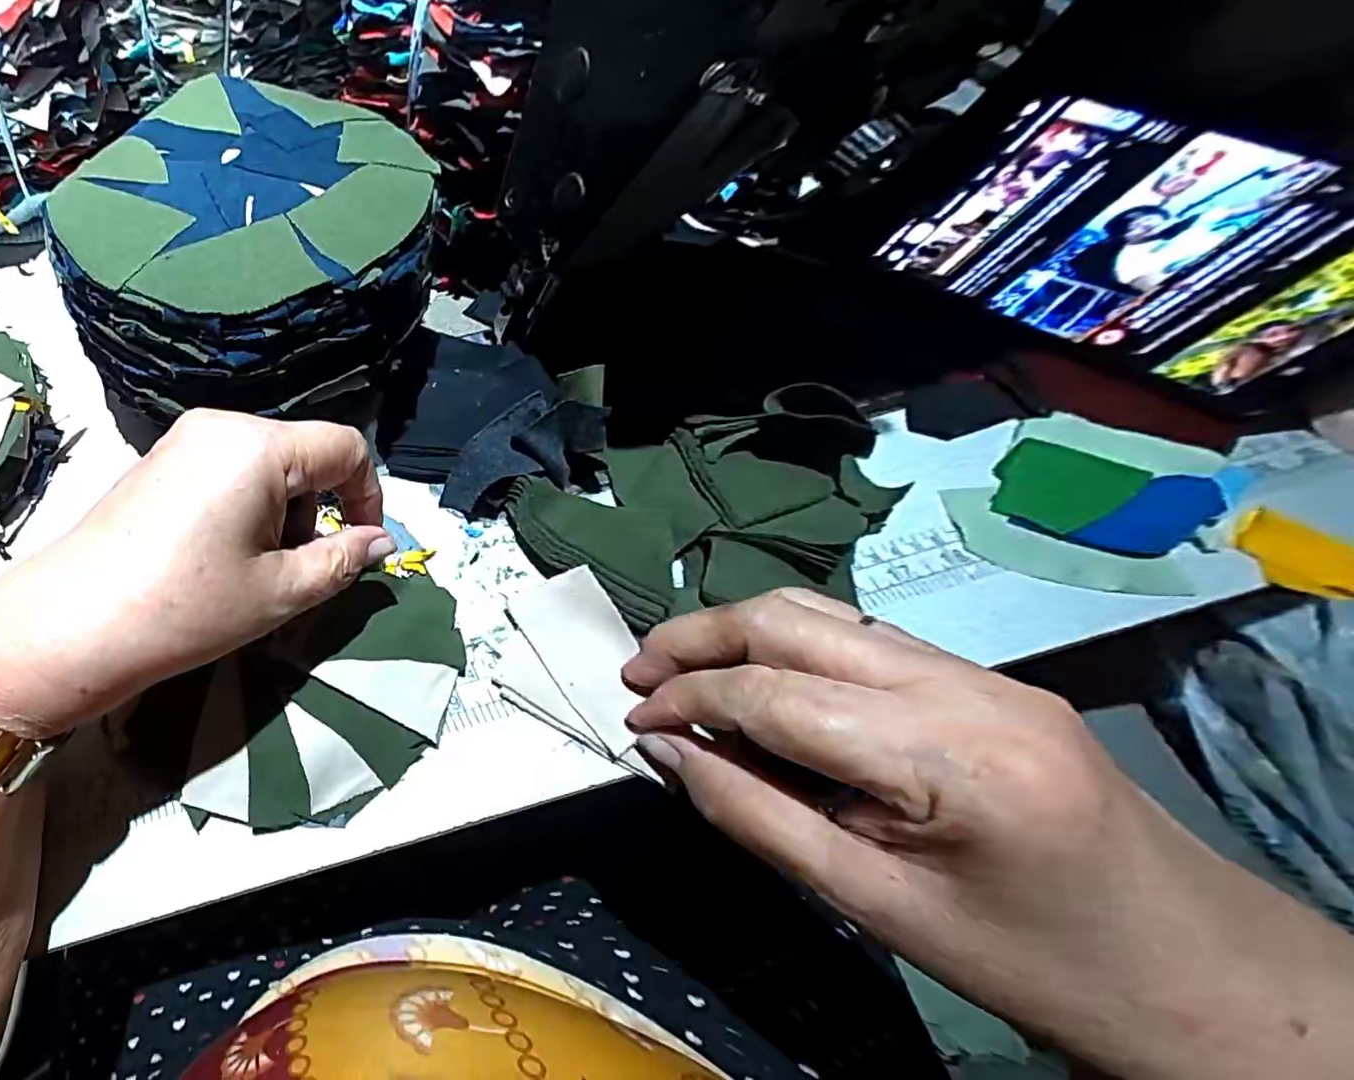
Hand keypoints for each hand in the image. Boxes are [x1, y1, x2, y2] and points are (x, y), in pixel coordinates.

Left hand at [0, 410, 392, 740]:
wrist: (69, 626)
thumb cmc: (186, 609)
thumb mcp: (282, 591)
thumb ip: (343, 559)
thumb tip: (380, 541)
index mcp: (257, 447)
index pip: (345, 447)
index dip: (368, 495)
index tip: (361, 543)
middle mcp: (221, 425)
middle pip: (304, 455)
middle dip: (316, 510)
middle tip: (295, 570)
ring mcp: (184, 439)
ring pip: (268, 464)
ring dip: (282, 512)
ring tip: (253, 569)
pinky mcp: (160, 460)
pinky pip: (229, 470)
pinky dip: (247, 507)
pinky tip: (219, 554)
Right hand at [622, 589, 1353, 1079]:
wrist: (1210, 982)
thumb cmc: (1035, 964)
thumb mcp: (873, 905)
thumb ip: (752, 815)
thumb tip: (667, 750)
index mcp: (951, 757)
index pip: (774, 694)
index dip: (688, 699)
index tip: (636, 719)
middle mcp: (964, 685)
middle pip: (789, 623)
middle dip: (696, 638)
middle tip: (638, 670)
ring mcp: (976, 670)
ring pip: (817, 612)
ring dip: (733, 630)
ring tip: (679, 664)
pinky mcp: (976, 675)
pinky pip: (852, 635)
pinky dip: (781, 645)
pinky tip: (752, 675)